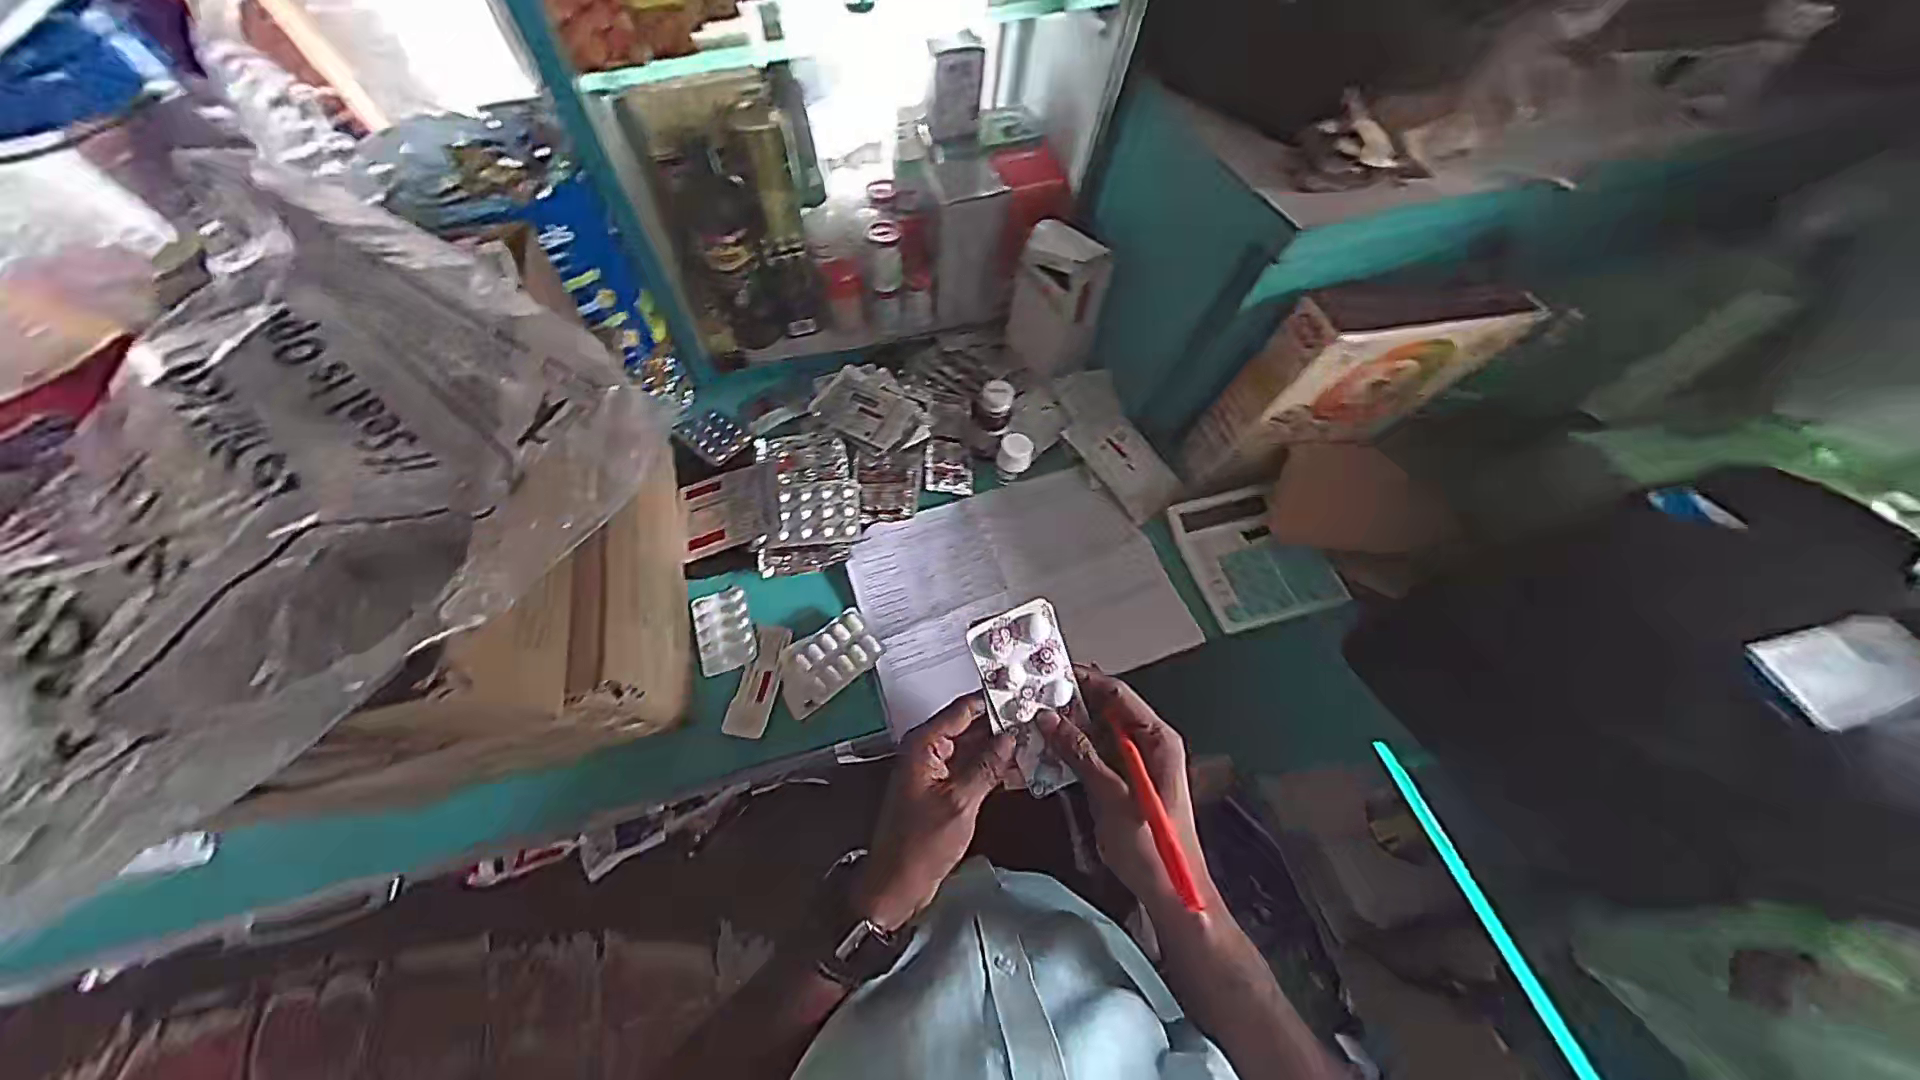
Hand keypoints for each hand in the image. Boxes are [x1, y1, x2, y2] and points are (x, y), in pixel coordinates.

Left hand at [851, 694, 1013, 930]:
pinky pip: (971, 769)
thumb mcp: (960, 803)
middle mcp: (927, 751)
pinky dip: (992, 769)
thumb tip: (1010, 738)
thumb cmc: (918, 846)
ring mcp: (935, 770)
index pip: (962, 710)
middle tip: (1035, 722)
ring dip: (1000, 749)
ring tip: (1034, 743)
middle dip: (1001, 726)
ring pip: (974, 748)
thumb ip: (987, 766)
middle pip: (969, 727)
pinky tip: (1019, 770)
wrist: (897, 885)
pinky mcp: (943, 789)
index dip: (992, 702)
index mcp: (923, 745)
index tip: (1021, 696)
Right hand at [1040, 667, 1215, 917]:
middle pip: (1104, 710)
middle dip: (1070, 702)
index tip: (1051, 671)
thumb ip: (1080, 754)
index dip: (1085, 680)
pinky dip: (1069, 749)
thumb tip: (1048, 718)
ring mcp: (1132, 763)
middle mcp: (1145, 744)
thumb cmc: (1151, 846)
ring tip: (1032, 716)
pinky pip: (1090, 754)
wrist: (1169, 894)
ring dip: (1066, 726)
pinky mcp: (1118, 781)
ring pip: (1094, 731)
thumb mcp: (1112, 796)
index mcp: (1157, 739)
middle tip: (1032, 694)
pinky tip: (1044, 746)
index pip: (1117, 694)